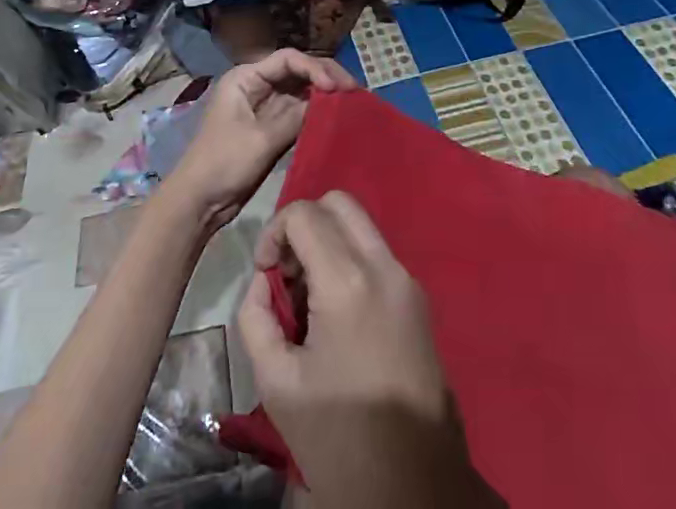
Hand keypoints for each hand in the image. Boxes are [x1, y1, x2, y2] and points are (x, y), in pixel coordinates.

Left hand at [166, 50, 353, 227]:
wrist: (200, 202)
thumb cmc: (224, 163)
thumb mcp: (262, 138)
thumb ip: (297, 116)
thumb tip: (330, 103)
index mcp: (246, 78)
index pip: (289, 59)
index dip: (316, 69)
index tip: (337, 88)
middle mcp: (257, 84)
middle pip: (299, 70)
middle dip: (327, 77)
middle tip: (355, 90)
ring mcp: (266, 105)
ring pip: (303, 89)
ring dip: (327, 93)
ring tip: (353, 100)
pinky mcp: (274, 125)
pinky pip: (302, 110)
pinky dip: (320, 111)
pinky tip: (338, 115)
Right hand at [238, 192, 502, 508]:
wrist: (411, 472)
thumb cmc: (336, 431)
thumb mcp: (276, 379)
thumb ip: (257, 316)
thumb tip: (265, 280)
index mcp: (348, 280)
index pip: (306, 213)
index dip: (273, 232)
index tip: (264, 273)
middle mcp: (385, 265)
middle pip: (341, 203)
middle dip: (304, 226)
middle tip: (287, 276)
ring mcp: (408, 278)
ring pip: (362, 226)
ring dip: (329, 243)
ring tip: (309, 302)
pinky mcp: (419, 296)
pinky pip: (378, 255)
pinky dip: (351, 261)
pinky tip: (337, 315)